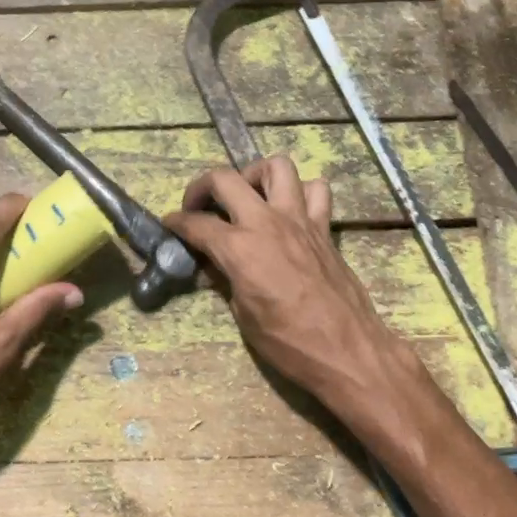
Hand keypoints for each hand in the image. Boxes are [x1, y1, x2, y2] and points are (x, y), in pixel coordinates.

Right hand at [163, 156, 428, 424]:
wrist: (347, 350)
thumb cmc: (289, 343)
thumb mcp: (243, 316)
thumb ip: (225, 280)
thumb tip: (210, 266)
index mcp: (239, 249)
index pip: (196, 224)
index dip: (176, 223)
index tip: (169, 224)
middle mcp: (267, 223)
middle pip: (226, 179)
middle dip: (203, 187)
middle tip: (199, 206)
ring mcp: (300, 220)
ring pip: (277, 166)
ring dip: (255, 175)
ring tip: (248, 196)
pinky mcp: (324, 228)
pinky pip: (316, 190)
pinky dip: (302, 191)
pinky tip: (291, 210)